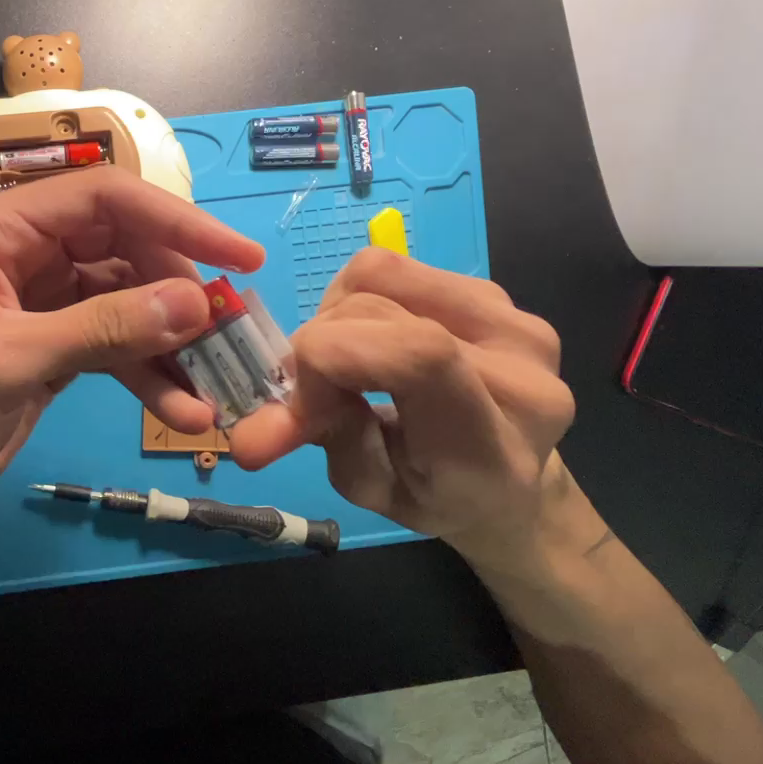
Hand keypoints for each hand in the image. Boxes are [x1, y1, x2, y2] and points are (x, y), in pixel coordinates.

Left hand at [0, 167, 264, 527]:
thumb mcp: (7, 362)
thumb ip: (102, 328)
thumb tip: (195, 302)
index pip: (102, 199)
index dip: (175, 220)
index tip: (238, 256)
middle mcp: (23, 255)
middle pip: (123, 249)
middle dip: (179, 289)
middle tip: (231, 330)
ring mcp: (41, 304)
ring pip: (127, 303)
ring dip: (172, 344)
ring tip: (217, 385)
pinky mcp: (53, 350)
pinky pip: (115, 348)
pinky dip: (149, 375)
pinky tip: (184, 411)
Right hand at [230, 248, 576, 561]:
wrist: (512, 480)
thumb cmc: (435, 495)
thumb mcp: (370, 487)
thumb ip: (319, 443)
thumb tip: (243, 435)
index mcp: (489, 445)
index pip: (418, 356)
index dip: (332, 355)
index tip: (296, 397)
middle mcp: (519, 371)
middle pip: (381, 309)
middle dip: (318, 343)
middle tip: (308, 388)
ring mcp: (516, 321)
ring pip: (383, 272)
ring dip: (338, 313)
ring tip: (347, 359)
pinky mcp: (499, 293)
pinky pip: (399, 268)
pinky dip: (362, 299)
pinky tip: (376, 337)